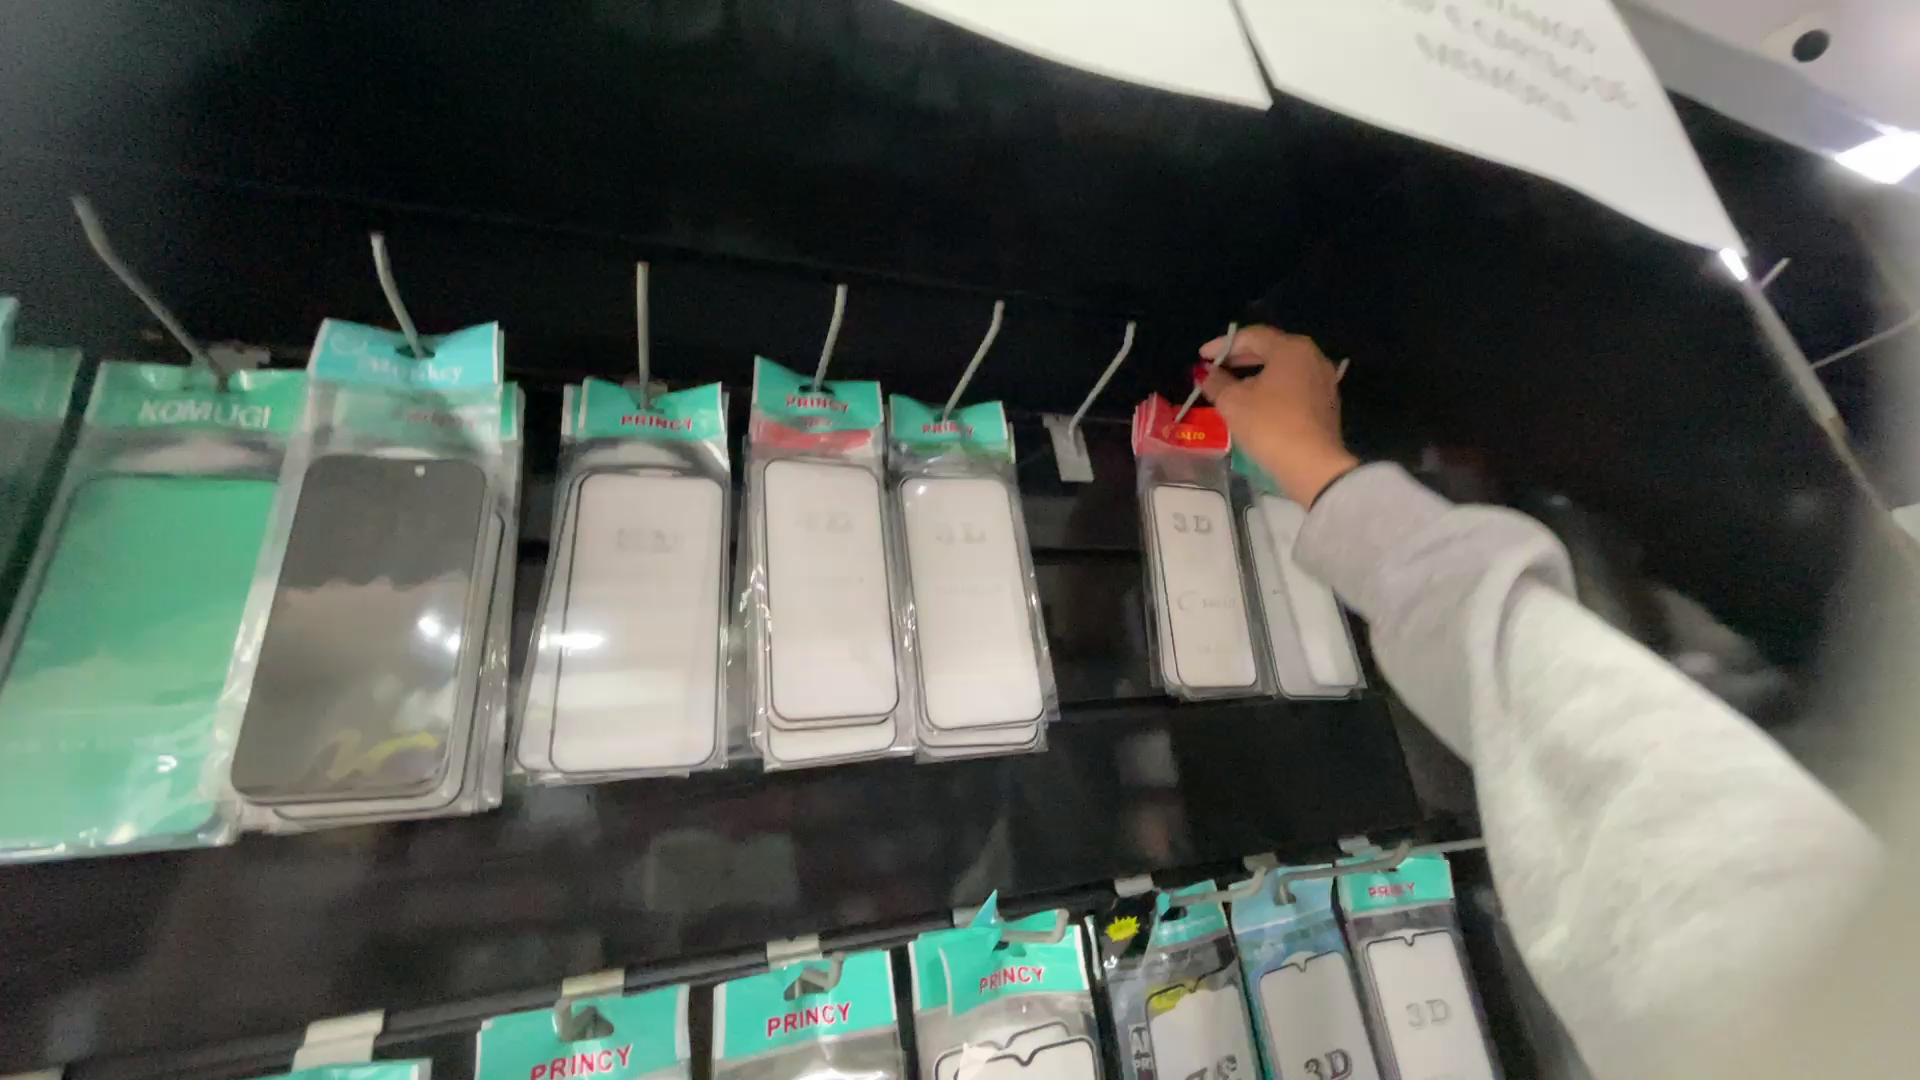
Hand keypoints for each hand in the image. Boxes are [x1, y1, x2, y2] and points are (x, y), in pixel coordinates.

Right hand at [1197, 325, 1358, 505]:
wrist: (1311, 465)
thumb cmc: (1269, 425)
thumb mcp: (1232, 402)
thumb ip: (1216, 382)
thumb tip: (1204, 372)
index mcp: (1290, 349)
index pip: (1251, 336)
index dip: (1222, 345)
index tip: (1201, 357)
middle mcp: (1312, 357)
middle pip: (1270, 349)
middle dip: (1240, 358)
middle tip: (1215, 368)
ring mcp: (1323, 379)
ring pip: (1283, 367)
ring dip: (1256, 373)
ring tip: (1233, 386)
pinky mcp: (1326, 402)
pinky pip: (1294, 385)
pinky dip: (1272, 387)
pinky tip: (1257, 402)